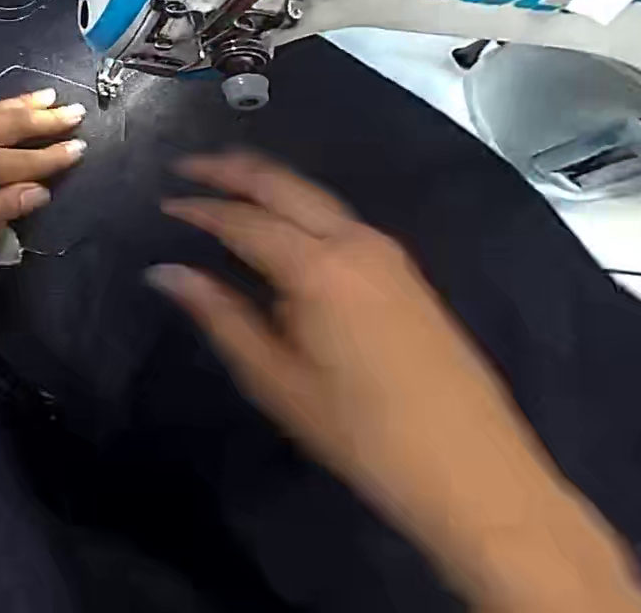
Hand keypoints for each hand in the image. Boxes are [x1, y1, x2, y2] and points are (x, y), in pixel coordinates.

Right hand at [153, 152, 640, 612]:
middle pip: (279, 183)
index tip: (164, 202)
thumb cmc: (361, 432)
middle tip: (186, 165)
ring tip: (224, 178)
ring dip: (264, 178)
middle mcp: (352, 241)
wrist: (477, 475)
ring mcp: (383, 250)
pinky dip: (294, 200)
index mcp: (316, 267)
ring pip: (310, 192)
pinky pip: (333, 212)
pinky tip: (279, 215)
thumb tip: (164, 272)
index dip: (199, 208)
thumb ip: (218, 314)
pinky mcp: (401, 266)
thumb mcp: (275, 378)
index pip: (242, 219)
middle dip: (229, 168)